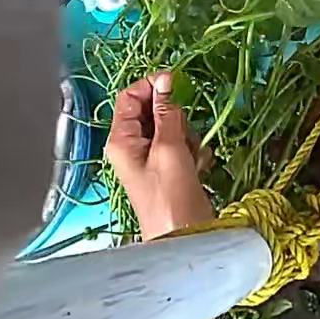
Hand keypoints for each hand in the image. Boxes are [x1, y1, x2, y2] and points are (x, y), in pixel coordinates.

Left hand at [106, 72, 214, 239]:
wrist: (186, 241)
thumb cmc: (172, 197)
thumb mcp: (169, 148)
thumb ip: (167, 111)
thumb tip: (164, 77)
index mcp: (121, 139)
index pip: (129, 96)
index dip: (151, 86)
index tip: (176, 83)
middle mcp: (131, 145)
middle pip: (153, 110)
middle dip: (175, 119)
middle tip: (183, 138)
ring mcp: (150, 157)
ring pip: (171, 126)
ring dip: (187, 136)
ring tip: (191, 158)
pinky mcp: (168, 168)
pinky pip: (181, 144)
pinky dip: (192, 151)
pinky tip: (198, 167)